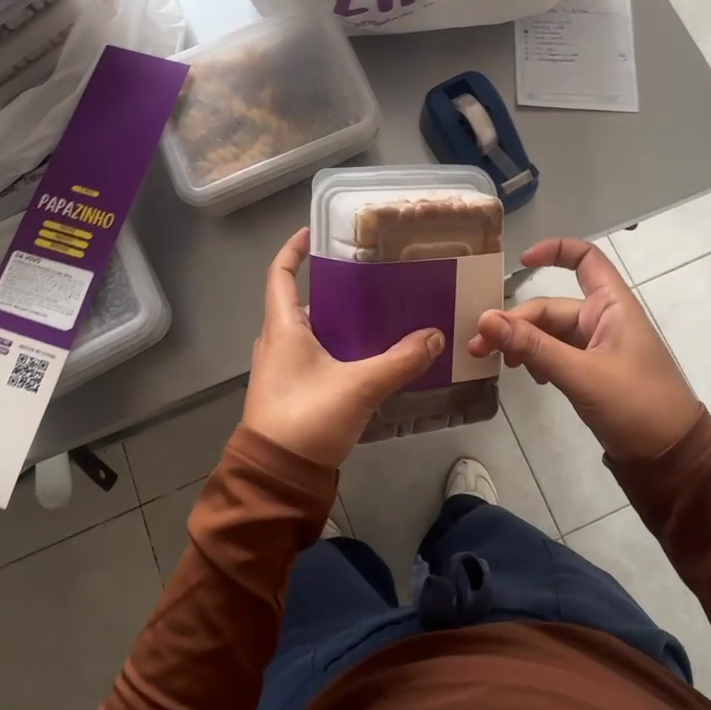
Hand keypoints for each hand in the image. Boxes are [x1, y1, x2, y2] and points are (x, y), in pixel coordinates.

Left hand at [244, 229, 443, 467]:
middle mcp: (276, 342)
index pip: (280, 274)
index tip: (313, 232)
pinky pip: (313, 357)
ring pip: (308, 333)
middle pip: (300, 303)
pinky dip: (336, 349)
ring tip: (376, 314)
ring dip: (336, 322)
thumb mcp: (360, 386)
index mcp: (282, 328)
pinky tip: (367, 358)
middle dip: (331, 289)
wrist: (277, 477)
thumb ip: (400, 360)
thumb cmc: (307, 417)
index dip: (293, 250)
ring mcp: (280, 369)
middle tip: (368, 278)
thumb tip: (434, 335)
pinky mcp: (289, 393)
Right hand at [468, 238, 700, 462]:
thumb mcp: (581, 375)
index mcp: (611, 306)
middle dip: (515, 322)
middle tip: (480, 347)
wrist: (670, 458)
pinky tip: (525, 376)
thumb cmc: (636, 405)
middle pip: (551, 307)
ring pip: (549, 333)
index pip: (585, 259)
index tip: (519, 262)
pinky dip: (536, 360)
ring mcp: (596, 347)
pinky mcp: (591, 372)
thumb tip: (485, 320)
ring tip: (496, 363)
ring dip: (521, 343)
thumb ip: (533, 346)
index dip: (554, 251)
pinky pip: (555, 354)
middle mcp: (603, 319)